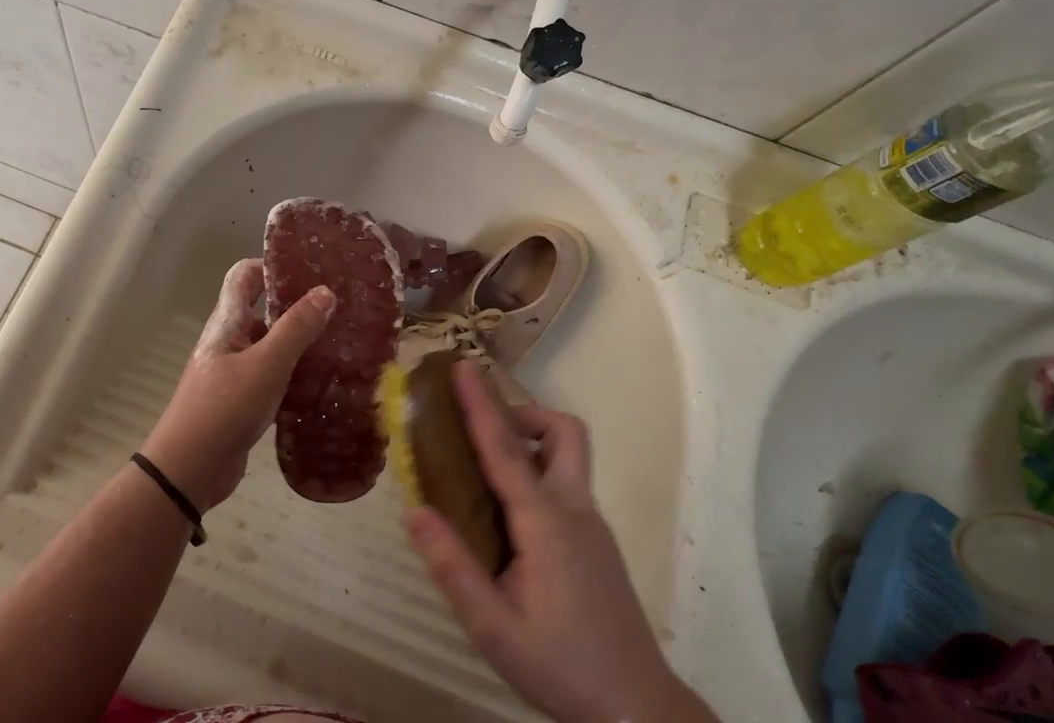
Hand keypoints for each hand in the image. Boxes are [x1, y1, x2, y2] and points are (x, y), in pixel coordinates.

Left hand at [140, 259, 332, 510]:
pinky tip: (323, 384)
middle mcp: (228, 342)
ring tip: (341, 343)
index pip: (244, 276)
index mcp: (227, 323)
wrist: (190, 469)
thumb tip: (324, 291)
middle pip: (262, 310)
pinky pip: (271, 378)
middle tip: (338, 307)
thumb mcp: (266, 364)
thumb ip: (295, 328)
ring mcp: (233, 373)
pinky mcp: (242, 402)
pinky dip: (294, 376)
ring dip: (299, 343)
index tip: (309, 267)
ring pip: (270, 347)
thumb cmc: (224, 408)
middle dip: (296, 306)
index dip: (271, 265)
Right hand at [404, 360, 716, 722]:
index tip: (462, 365)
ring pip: (567, 458)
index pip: (508, 450)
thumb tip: (414, 509)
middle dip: (524, 413)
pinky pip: (564, 487)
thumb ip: (453, 567)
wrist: (638, 709)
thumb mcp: (493, 627)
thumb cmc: (561, 666)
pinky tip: (504, 518)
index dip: (482, 404)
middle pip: (564, 435)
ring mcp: (591, 527)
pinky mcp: (596, 545)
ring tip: (481, 472)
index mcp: (546, 525)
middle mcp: (574, 512)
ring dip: (531, 443)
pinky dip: (535, 475)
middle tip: (480, 428)